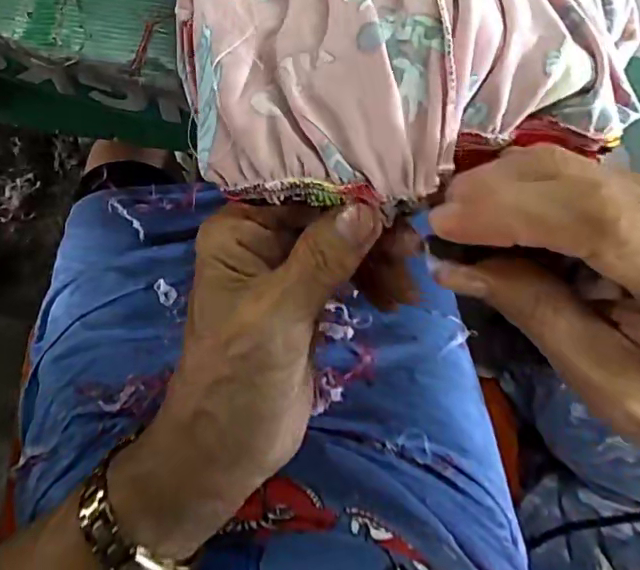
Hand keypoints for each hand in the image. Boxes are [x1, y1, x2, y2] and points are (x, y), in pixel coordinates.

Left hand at [107, 201, 399, 557]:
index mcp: (237, 229)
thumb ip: (321, 260)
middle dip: (366, 229)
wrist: (228, 447)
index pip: (294, 192)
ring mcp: (282, 269)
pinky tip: (394, 300)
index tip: (394, 194)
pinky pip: (344, 274)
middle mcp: (258, 240)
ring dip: (375, 258)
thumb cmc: (238, 374)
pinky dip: (370, 280)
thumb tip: (366, 208)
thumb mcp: (279, 313)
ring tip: (407, 286)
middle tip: (411, 247)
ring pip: (338, 244)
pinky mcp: (305, 299)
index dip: (343, 191)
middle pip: (322, 216)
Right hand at [426, 145, 639, 491]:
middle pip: (584, 181)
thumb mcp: (606, 385)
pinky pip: (579, 173)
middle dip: (498, 188)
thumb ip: (534, 313)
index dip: (514, 210)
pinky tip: (496, 208)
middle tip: (440, 214)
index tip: (445, 222)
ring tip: (460, 212)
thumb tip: (452, 264)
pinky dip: (524, 184)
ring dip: (505, 181)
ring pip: (576, 166)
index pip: (602, 222)